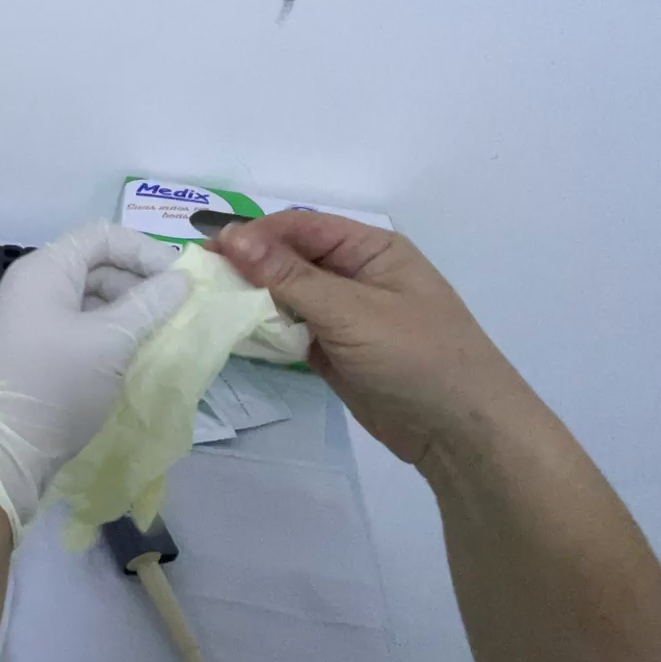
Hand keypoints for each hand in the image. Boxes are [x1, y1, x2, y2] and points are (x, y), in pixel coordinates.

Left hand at [0, 222, 189, 539]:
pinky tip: (131, 356)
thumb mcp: (110, 341)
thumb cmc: (55, 385)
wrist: (1, 450)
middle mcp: (32, 286)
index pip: (102, 236)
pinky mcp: (32, 351)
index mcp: (43, 270)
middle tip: (176, 313)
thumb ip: (150, 304)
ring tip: (159, 337)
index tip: (181, 281)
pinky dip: (107, 334)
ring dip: (126, 312)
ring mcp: (29, 320)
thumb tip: (181, 280)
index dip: (145, 250)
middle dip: (139, 283)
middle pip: (95, 265)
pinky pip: (77, 328)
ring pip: (88, 299)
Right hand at [206, 210, 539, 465]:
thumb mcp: (351, 311)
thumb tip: (232, 237)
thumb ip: (288, 276)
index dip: (254, 235)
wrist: (460, 434)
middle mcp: (353, 275)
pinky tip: (233, 332)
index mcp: (371, 250)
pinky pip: (287, 327)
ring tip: (209, 305)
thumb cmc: (417, 359)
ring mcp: (340, 313)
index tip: (209, 251)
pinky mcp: (329, 347)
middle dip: (247, 266)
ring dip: (250, 298)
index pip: (300, 227)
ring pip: (282, 294)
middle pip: (287, 258)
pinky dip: (261, 328)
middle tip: (200, 280)